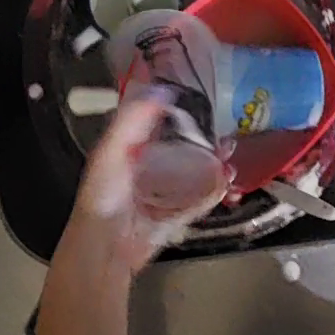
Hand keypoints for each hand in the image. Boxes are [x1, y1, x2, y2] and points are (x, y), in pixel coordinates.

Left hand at [58, 98, 224, 274]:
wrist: (106, 246)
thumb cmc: (104, 194)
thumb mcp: (111, 149)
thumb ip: (133, 118)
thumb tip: (162, 88)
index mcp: (129, 150)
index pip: (157, 124)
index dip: (178, 112)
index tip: (201, 100)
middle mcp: (147, 170)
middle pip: (183, 149)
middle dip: (205, 141)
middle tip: (225, 135)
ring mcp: (163, 194)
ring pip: (195, 174)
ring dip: (215, 165)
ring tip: (230, 157)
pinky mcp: (175, 216)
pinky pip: (199, 201)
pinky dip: (215, 191)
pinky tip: (227, 182)